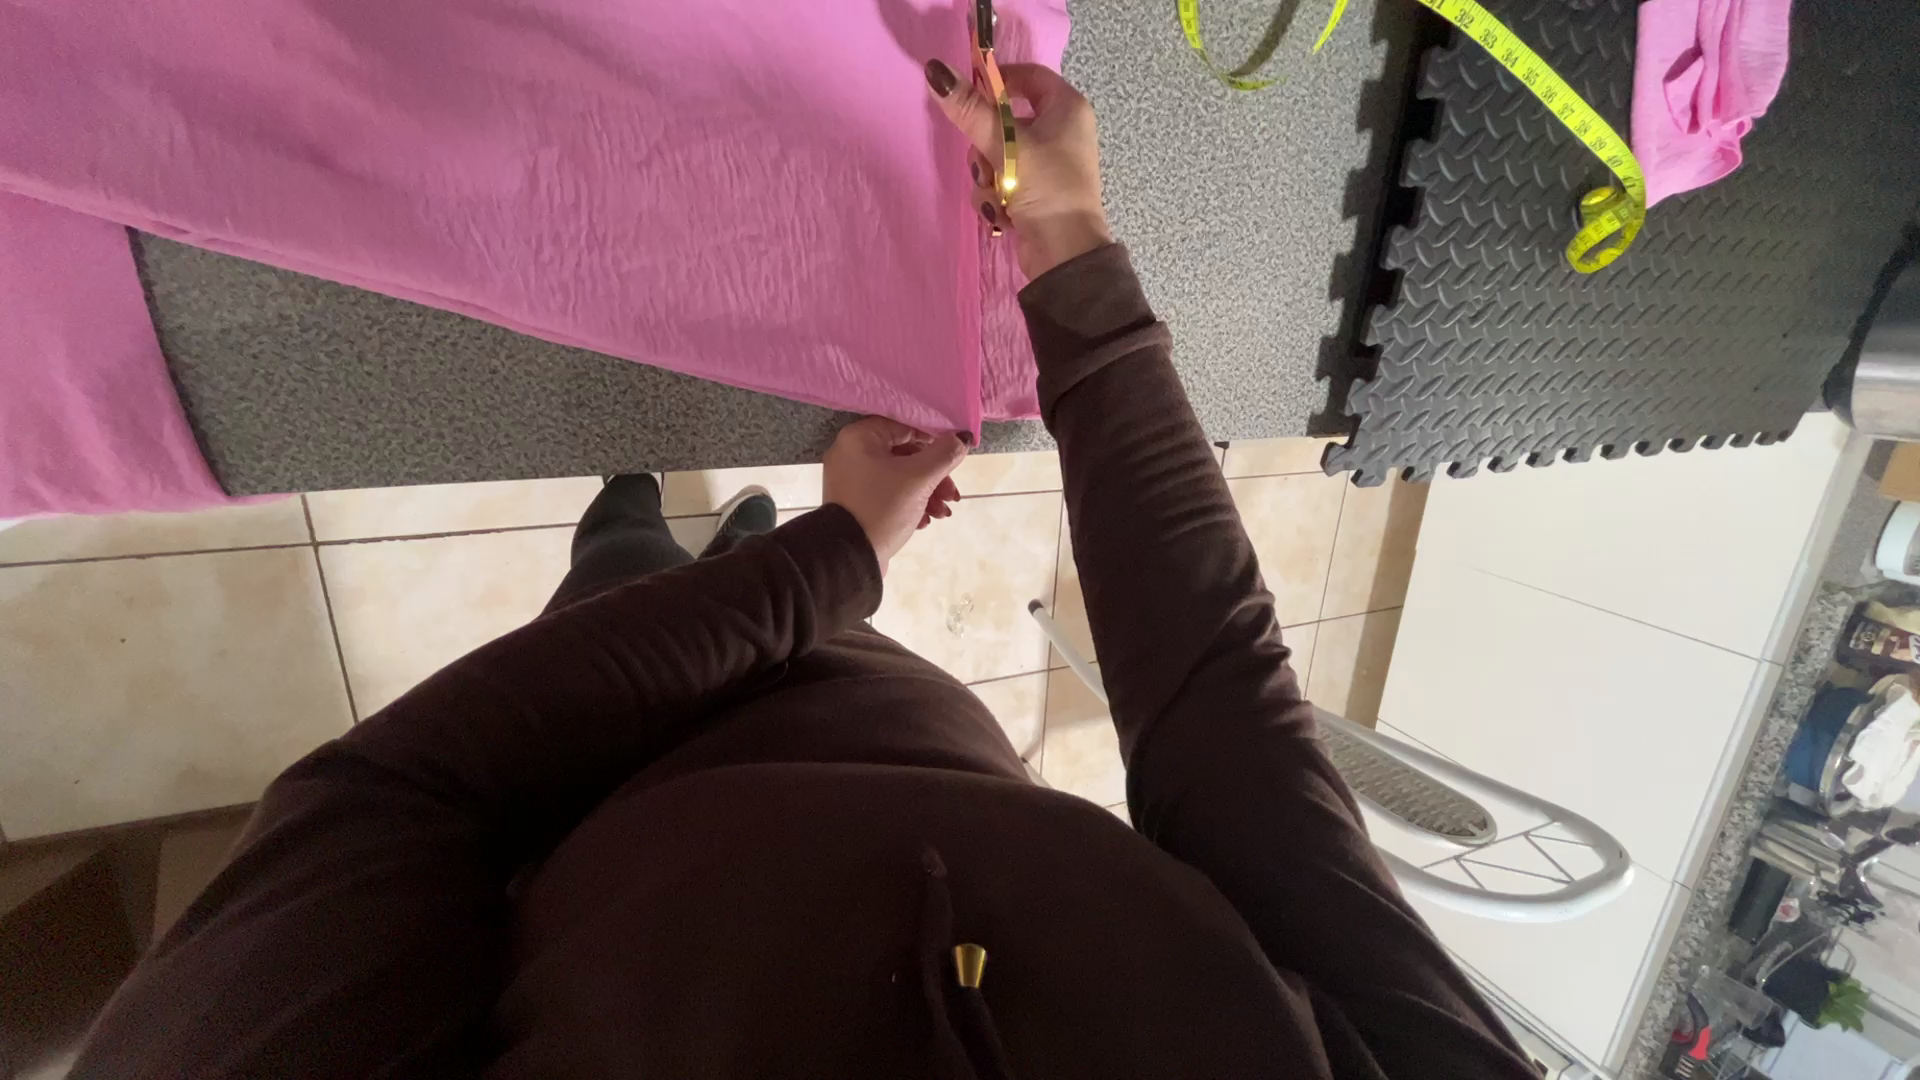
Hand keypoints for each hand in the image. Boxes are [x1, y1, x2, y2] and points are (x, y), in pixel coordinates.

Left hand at [822, 417, 966, 576]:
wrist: (850, 558)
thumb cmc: (883, 507)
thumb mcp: (919, 479)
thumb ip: (944, 454)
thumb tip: (962, 438)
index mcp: (860, 438)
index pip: (904, 425)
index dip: (934, 438)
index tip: (954, 454)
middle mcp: (852, 454)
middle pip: (905, 455)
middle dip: (935, 475)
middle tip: (952, 494)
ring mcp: (853, 481)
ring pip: (900, 477)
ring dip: (928, 493)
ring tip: (943, 513)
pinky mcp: (857, 504)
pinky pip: (889, 495)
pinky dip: (910, 504)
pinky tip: (925, 521)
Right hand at [924, 58, 1112, 279]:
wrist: (1064, 253)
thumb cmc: (1046, 189)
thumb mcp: (1006, 146)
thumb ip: (971, 111)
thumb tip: (936, 72)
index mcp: (1067, 109)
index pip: (1028, 76)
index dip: (997, 82)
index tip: (969, 96)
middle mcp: (1060, 133)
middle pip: (1004, 122)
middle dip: (986, 147)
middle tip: (985, 162)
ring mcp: (1047, 167)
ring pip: (998, 157)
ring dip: (988, 178)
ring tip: (997, 195)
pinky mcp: (1035, 196)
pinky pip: (1003, 184)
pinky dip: (997, 198)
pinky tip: (1002, 213)